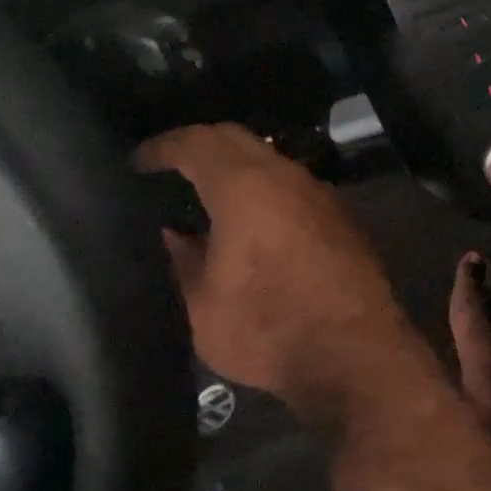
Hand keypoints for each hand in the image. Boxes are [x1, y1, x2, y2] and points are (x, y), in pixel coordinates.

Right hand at [134, 124, 407, 402]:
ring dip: (237, 169)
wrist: (354, 350)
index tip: (136, 163)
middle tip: (166, 171)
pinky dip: (264, 189)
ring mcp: (321, 194)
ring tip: (202, 197)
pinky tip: (247, 220)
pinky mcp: (341, 216)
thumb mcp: (202, 304)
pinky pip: (292, 186)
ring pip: (271, 161)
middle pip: (238, 140)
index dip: (162, 146)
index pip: (198, 142)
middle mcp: (289, 177)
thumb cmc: (269, 328)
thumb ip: (181, 259)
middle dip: (200, 146)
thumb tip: (172, 233)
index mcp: (248, 188)